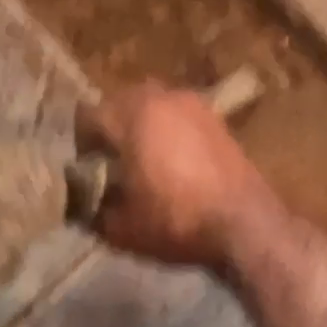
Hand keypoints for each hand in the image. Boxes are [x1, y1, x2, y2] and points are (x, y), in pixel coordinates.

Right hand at [78, 82, 278, 268]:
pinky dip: (171, 130)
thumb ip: (92, 209)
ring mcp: (193, 104)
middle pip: (121, 102)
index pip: (88, 115)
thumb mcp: (120, 227)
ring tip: (145, 161)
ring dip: (143, 125)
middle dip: (113, 128)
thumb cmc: (176, 221)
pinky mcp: (216, 117)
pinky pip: (180, 114)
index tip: (89, 171)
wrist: (244, 223)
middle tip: (114, 163)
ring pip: (153, 104)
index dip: (83, 144)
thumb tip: (84, 201)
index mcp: (131, 115)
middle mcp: (161, 98)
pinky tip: (176, 162)